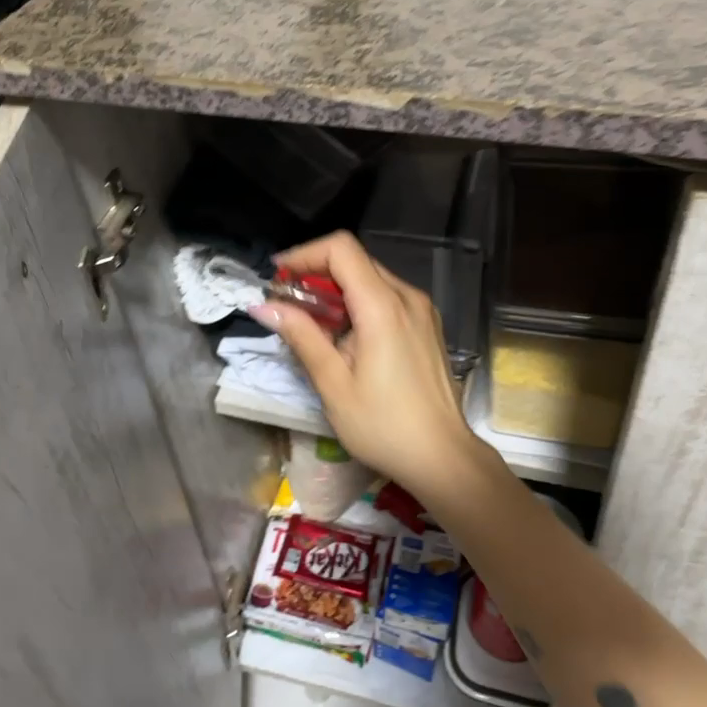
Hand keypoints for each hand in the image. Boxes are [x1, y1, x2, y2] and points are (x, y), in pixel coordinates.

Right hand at [253, 232, 486, 493]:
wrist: (442, 457)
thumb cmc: (383, 425)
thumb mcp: (333, 384)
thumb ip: (301, 336)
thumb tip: (264, 305)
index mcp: (383, 306)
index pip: (341, 249)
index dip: (305, 254)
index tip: (278, 277)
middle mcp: (407, 297)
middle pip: (356, 262)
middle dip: (316, 275)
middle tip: (287, 306)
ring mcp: (423, 311)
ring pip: (372, 280)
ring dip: (338, 292)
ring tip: (313, 327)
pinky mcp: (428, 326)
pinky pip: (389, 299)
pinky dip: (360, 305)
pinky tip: (346, 340)